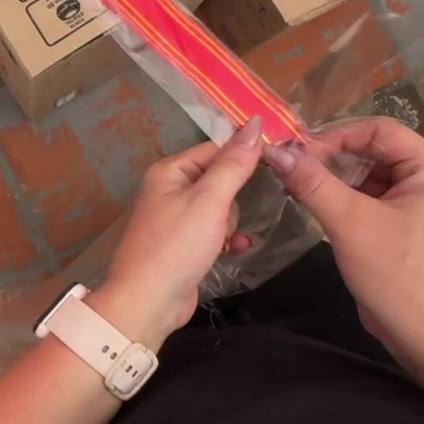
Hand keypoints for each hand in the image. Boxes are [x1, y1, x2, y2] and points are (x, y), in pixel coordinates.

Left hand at [91, 117, 264, 346]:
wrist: (149, 300)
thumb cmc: (176, 246)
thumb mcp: (209, 200)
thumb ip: (234, 164)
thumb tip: (255, 122)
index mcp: (168, 172)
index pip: (215, 150)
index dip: (244, 158)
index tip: (275, 166)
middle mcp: (168, 190)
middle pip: (220, 180)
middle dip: (233, 201)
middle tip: (227, 218)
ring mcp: (174, 218)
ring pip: (221, 208)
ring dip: (230, 224)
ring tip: (224, 239)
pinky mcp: (183, 244)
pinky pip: (214, 231)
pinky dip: (225, 240)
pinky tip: (233, 250)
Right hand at [263, 118, 423, 350]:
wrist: (423, 329)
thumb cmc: (394, 272)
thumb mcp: (348, 222)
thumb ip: (311, 183)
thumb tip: (275, 151)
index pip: (380, 130)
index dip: (335, 135)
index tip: (295, 152)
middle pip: (373, 150)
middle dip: (329, 157)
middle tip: (288, 168)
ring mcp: (419, 202)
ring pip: (368, 174)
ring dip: (331, 177)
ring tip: (294, 186)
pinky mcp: (404, 223)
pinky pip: (368, 196)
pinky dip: (340, 196)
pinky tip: (311, 203)